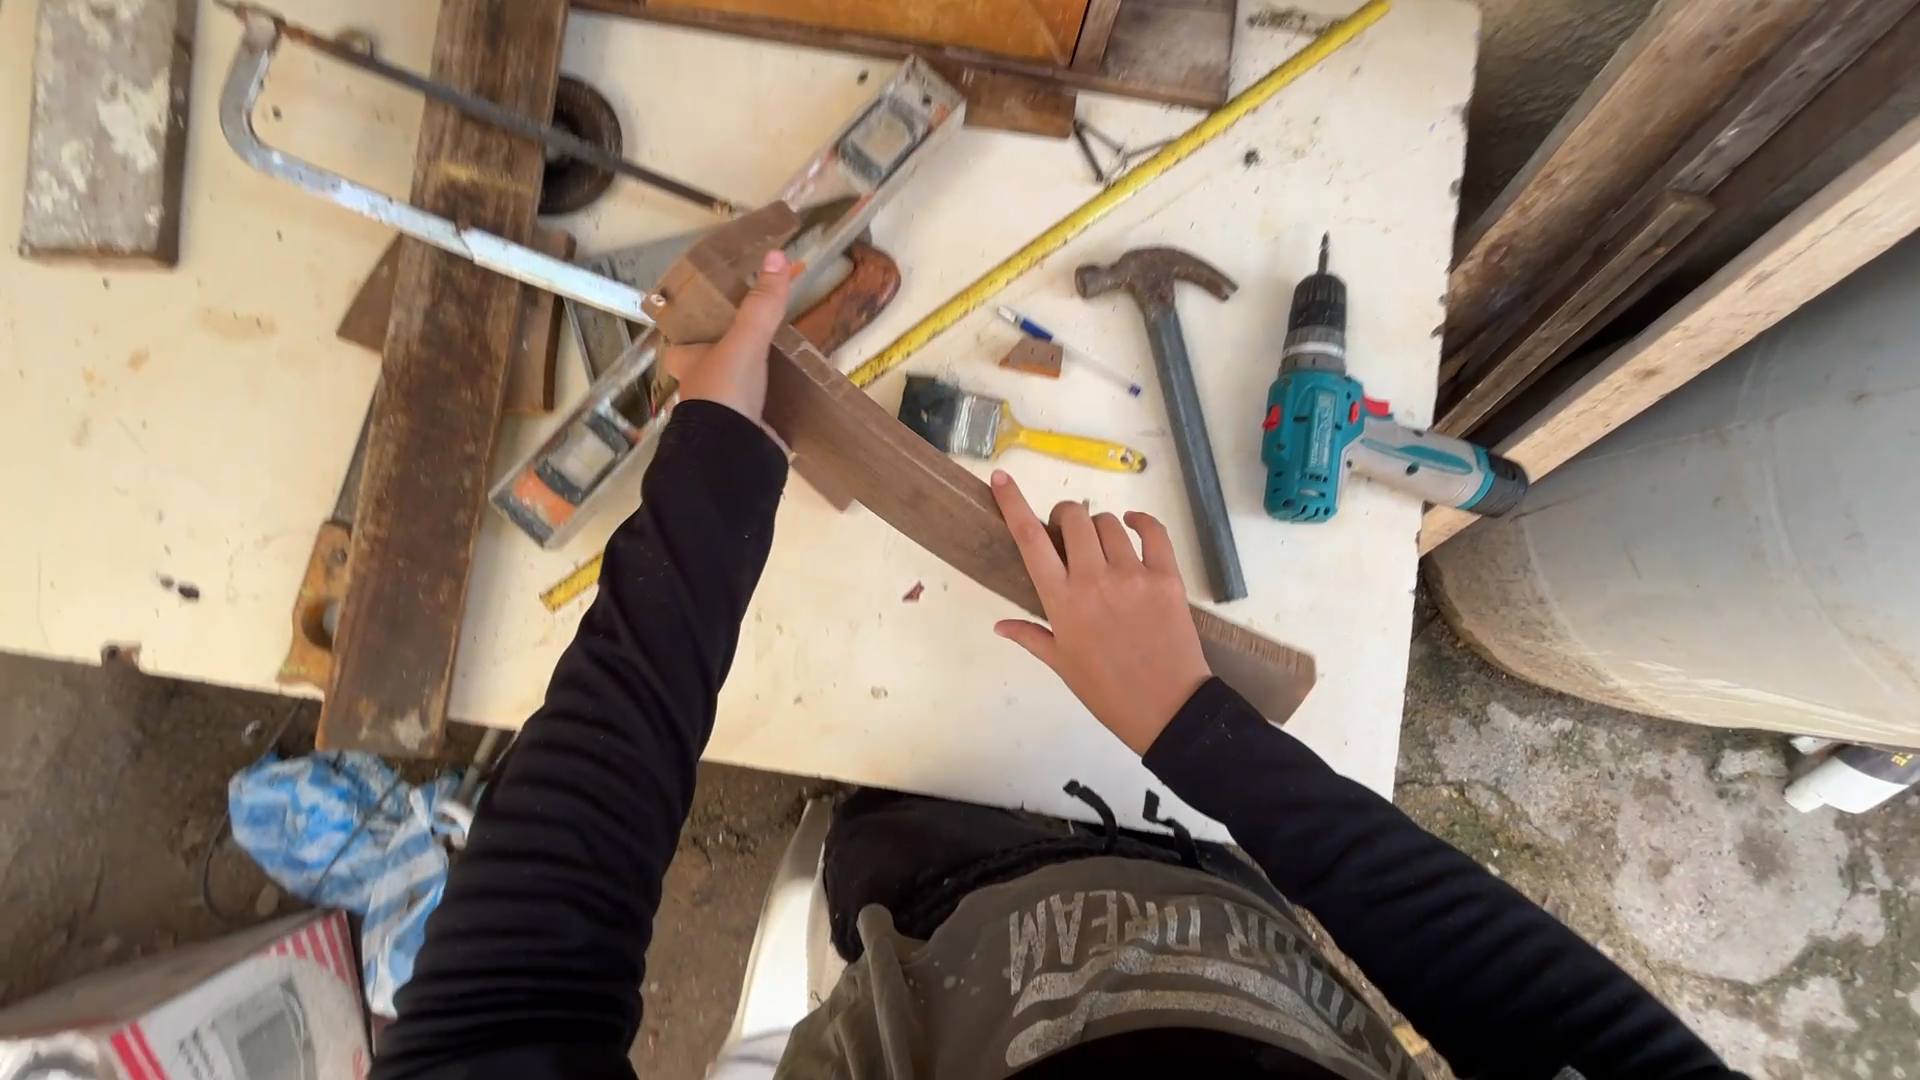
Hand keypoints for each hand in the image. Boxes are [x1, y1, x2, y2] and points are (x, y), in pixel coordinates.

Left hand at [660, 249, 793, 423]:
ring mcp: (724, 412)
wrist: (733, 454)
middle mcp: (700, 387)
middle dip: (733, 354)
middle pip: (715, 362)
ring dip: (758, 378)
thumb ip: (761, 304)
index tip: (722, 318)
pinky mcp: (747, 432)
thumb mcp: (745, 341)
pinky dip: (777, 403)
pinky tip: (796, 393)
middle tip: (762, 337)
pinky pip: (762, 410)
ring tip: (787, 360)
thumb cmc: (725, 392)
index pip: (684, 340)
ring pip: (739, 387)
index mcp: (687, 362)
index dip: (698, 330)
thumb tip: (777, 256)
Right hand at [990, 470, 1211, 754]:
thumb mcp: (1062, 665)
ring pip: (1109, 523)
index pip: (1029, 539)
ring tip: (1101, 546)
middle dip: (1064, 516)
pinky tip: (1133, 525)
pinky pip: (1153, 531)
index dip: (1012, 503)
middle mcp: (1093, 579)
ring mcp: (1133, 575)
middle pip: (1073, 518)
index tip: (1002, 478)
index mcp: (1061, 601)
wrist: (1168, 710)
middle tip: (1066, 534)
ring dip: (1098, 527)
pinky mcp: (1167, 577)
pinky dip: (1141, 521)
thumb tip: (999, 625)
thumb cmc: (1107, 691)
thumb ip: (1031, 636)